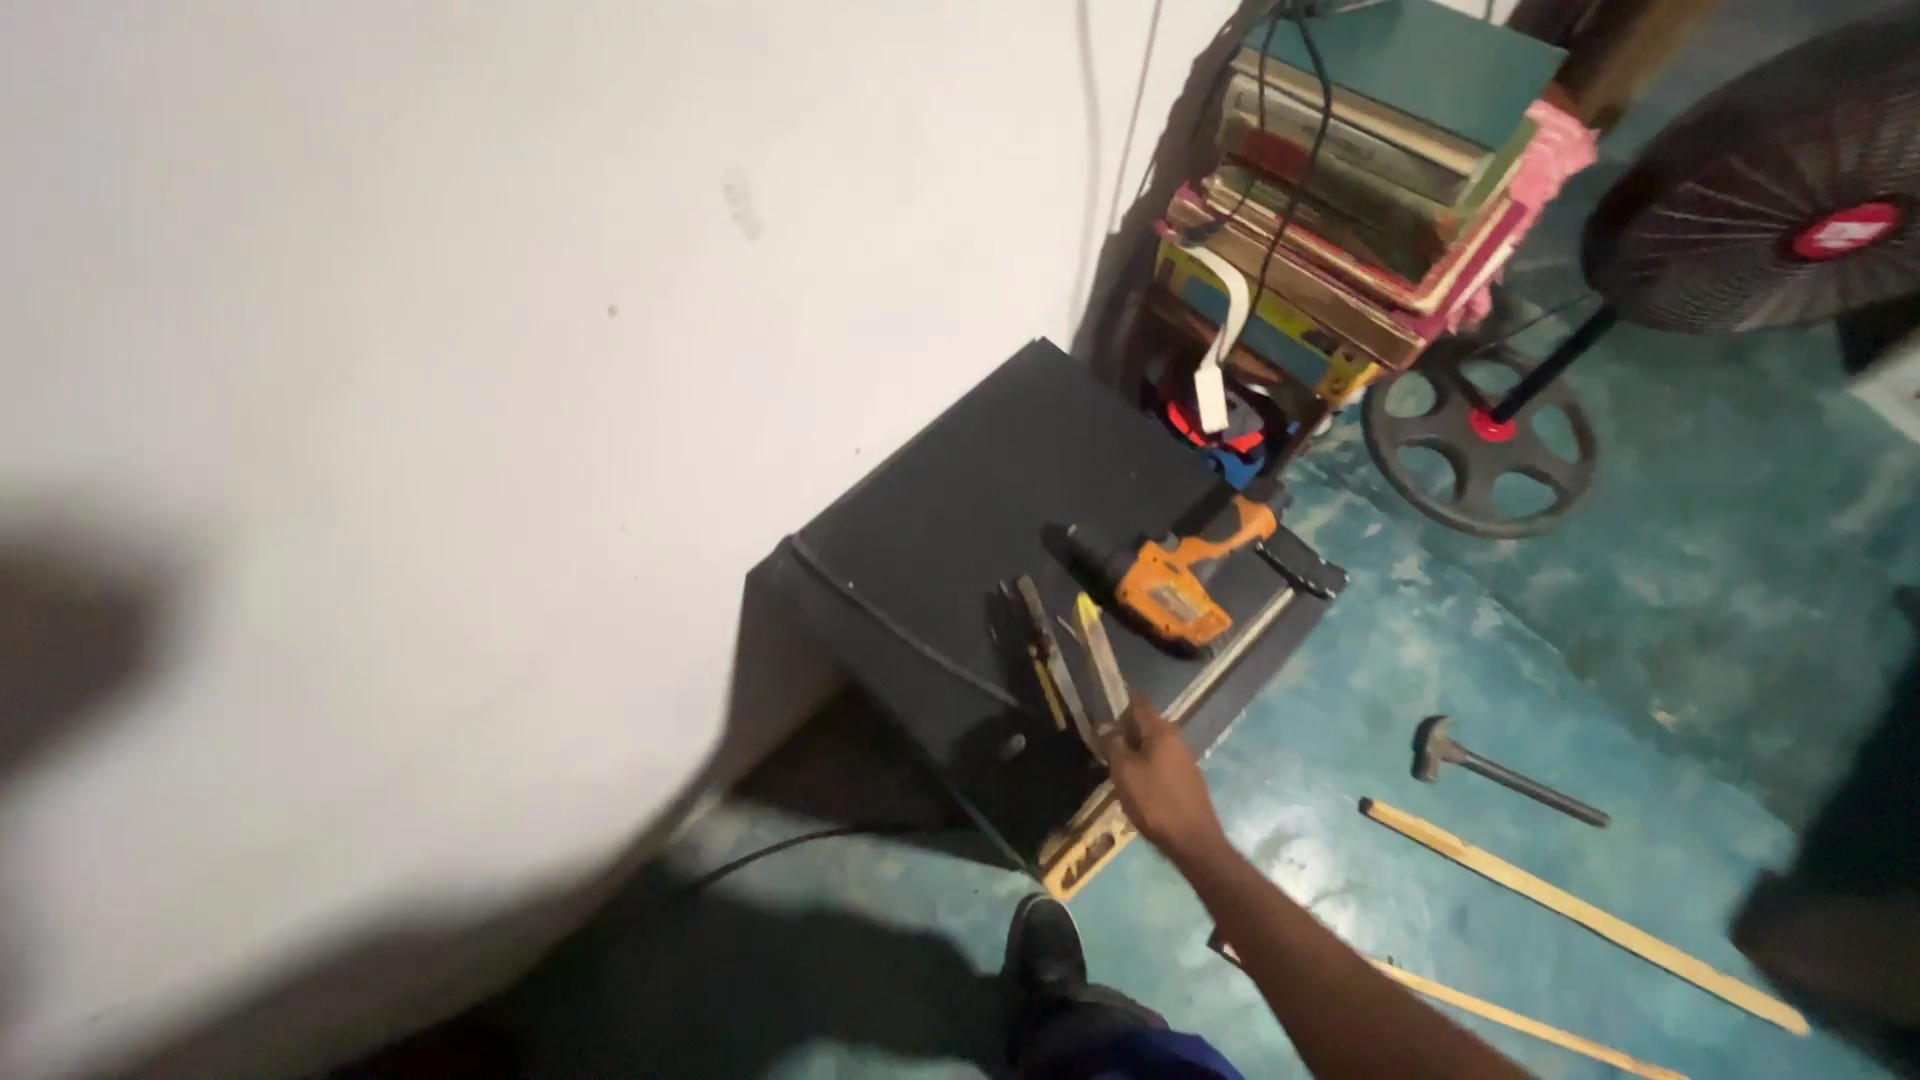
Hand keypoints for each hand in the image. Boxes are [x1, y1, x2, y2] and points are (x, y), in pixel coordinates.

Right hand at [1102, 695, 1229, 863]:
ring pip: (1155, 744)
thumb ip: (1113, 745)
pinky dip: (1147, 765)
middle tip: (1105, 746)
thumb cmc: (1154, 801)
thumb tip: (1105, 726)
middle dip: (1125, 730)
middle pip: (1147, 724)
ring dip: (1135, 750)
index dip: (1119, 704)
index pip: (1139, 703)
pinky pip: (1163, 761)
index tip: (1102, 713)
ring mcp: (1186, 760)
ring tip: (1117, 768)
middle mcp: (1177, 739)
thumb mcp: (1124, 772)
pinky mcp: (1188, 780)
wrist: (1193, 841)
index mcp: (1161, 731)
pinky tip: (1137, 784)